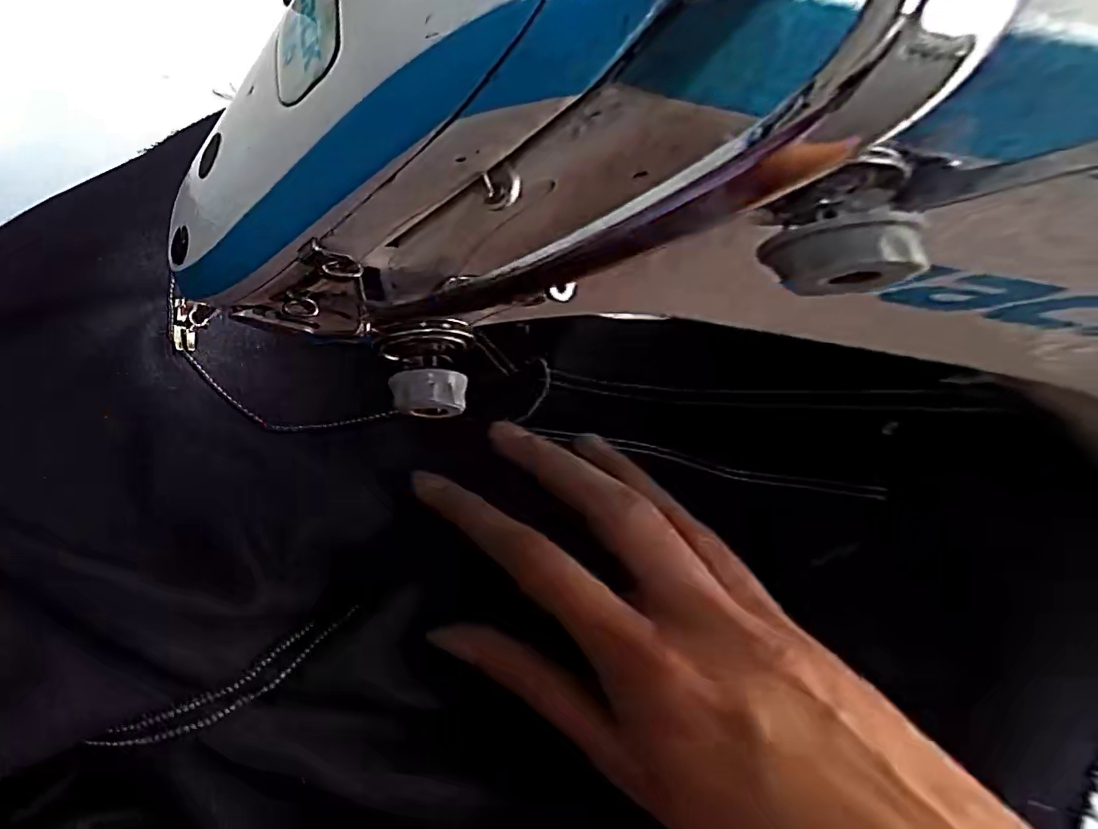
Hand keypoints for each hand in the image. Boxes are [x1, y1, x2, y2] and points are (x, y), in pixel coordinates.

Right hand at [414, 422, 1022, 828]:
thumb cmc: (743, 825)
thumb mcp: (626, 767)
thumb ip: (536, 686)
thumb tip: (449, 635)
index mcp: (643, 658)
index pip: (536, 561)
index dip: (474, 514)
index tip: (433, 484)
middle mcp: (694, 614)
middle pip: (610, 512)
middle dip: (549, 462)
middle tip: (504, 432)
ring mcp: (749, 608)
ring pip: (668, 513)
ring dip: (611, 466)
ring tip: (571, 438)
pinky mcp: (789, 615)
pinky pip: (714, 540)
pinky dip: (668, 501)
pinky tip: (648, 489)